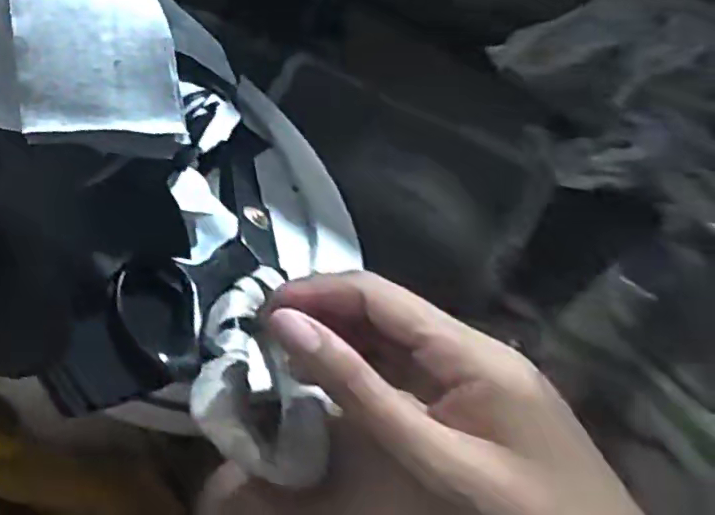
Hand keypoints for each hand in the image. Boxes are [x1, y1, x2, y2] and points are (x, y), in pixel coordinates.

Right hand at [200, 273, 639, 514]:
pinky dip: (361, 361)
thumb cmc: (519, 514)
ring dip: (336, 335)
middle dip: (318, 312)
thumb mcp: (431, 456)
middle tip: (270, 334)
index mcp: (473, 353)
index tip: (263, 313)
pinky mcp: (480, 400)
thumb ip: (355, 385)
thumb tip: (280, 320)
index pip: (373, 291)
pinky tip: (334, 379)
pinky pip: (407, 361)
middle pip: (380, 305)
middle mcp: (478, 351)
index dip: (311, 292)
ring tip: (292, 357)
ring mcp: (482, 376)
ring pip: (390, 331)